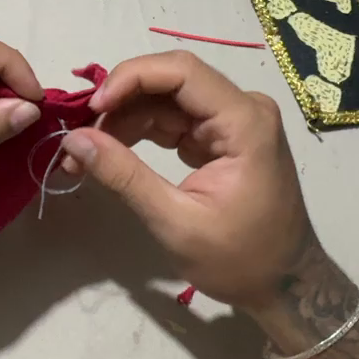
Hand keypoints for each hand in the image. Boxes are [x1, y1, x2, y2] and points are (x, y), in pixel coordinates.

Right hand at [59, 51, 311, 310]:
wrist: (285, 287)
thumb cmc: (240, 260)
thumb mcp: (176, 222)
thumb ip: (124, 176)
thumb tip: (72, 140)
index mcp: (243, 121)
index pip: (181, 71)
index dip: (131, 78)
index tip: (93, 108)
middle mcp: (240, 108)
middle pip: (168, 80)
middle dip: (119, 100)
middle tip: (80, 132)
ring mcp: (229, 120)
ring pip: (162, 98)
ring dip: (120, 119)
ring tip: (85, 151)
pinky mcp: (216, 134)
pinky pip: (168, 118)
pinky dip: (135, 131)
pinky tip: (107, 152)